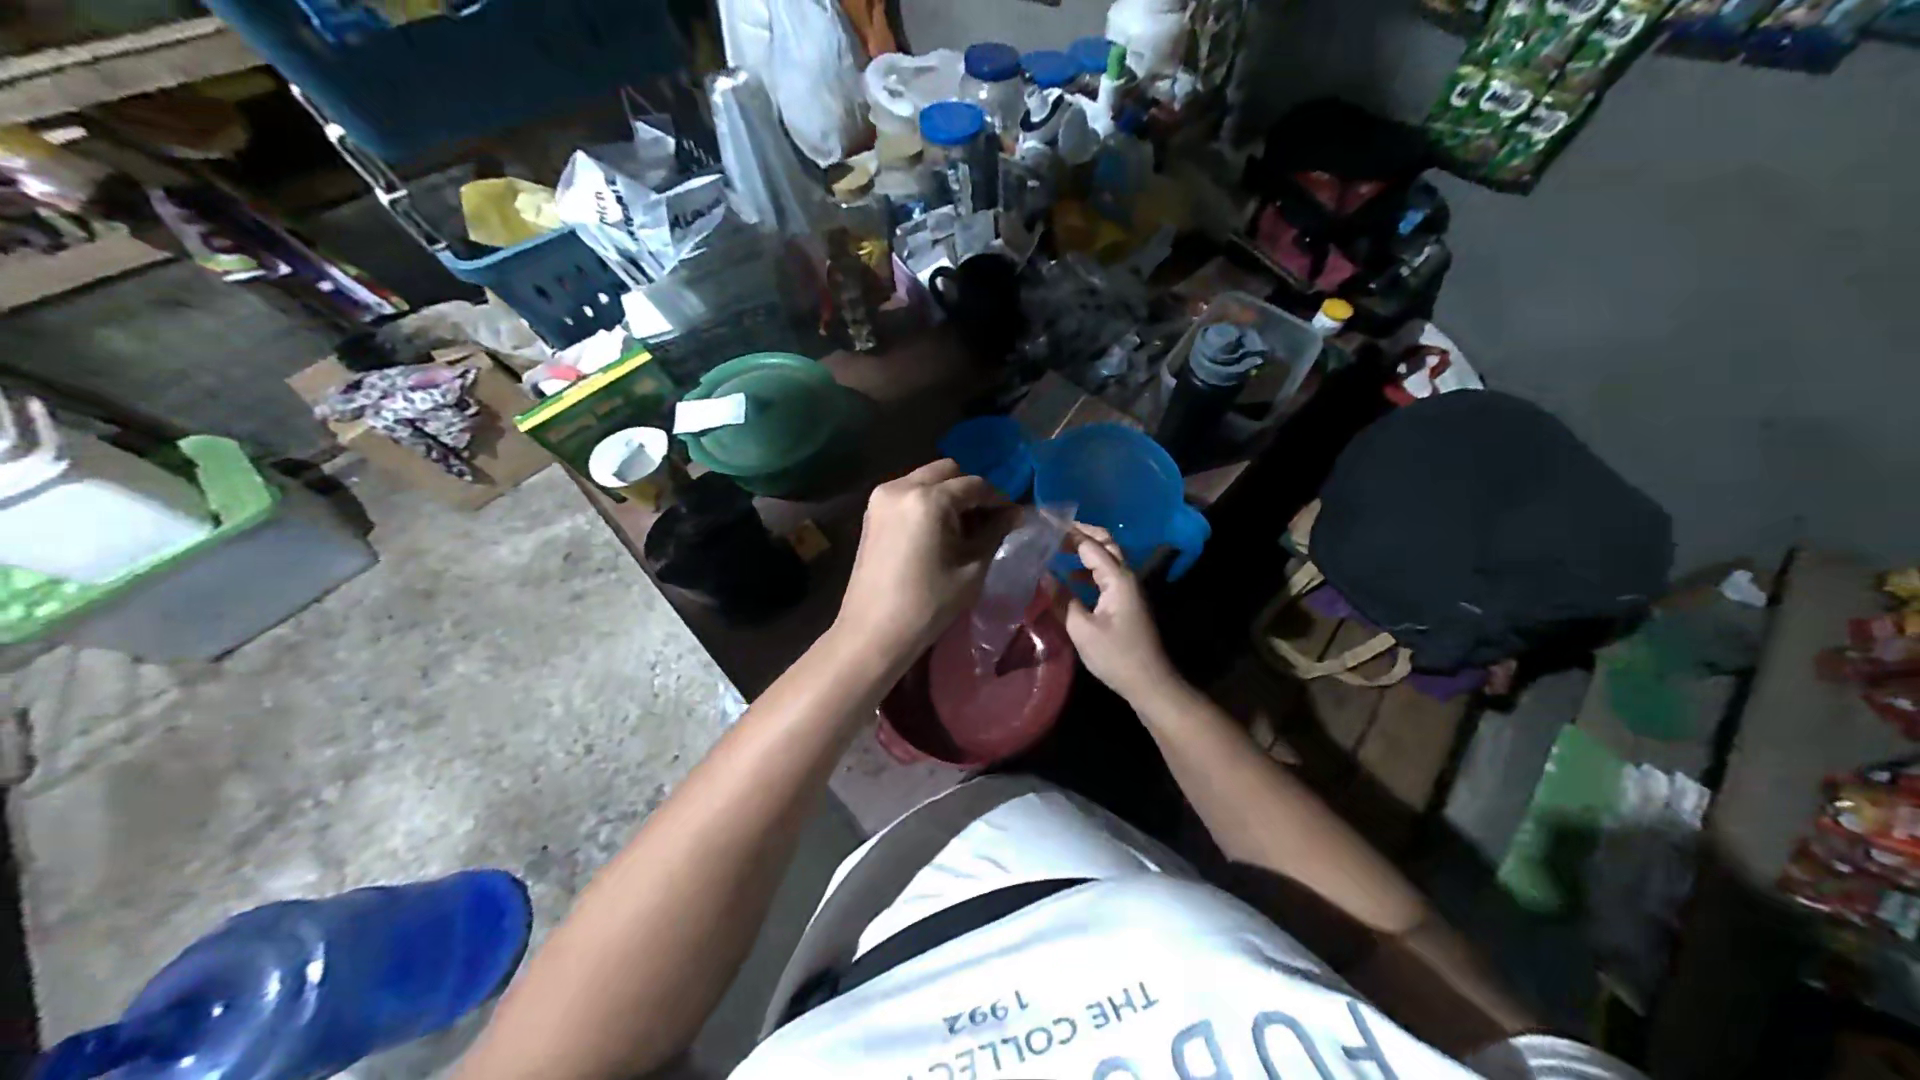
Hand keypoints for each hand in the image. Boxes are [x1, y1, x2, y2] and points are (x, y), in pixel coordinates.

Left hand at [835, 459, 1017, 664]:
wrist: (873, 632)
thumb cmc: (928, 605)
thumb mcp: (972, 569)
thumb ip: (995, 532)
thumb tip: (1015, 513)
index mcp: (928, 499)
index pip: (975, 485)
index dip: (999, 500)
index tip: (1013, 519)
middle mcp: (901, 487)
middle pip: (948, 472)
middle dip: (970, 491)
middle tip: (986, 522)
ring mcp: (881, 497)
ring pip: (926, 479)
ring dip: (948, 495)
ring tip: (962, 529)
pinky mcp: (871, 512)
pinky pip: (908, 493)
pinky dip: (927, 502)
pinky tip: (937, 532)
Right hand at [1060, 525, 1179, 703]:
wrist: (1149, 682)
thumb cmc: (1115, 656)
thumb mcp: (1082, 629)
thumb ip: (1062, 599)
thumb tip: (1043, 576)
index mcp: (1117, 579)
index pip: (1090, 545)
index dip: (1067, 533)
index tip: (1043, 524)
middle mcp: (1126, 577)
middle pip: (1106, 543)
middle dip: (1080, 533)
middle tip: (1053, 532)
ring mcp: (1129, 589)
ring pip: (1108, 558)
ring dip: (1084, 550)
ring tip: (1056, 550)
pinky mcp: (1127, 602)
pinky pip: (1107, 575)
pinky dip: (1088, 569)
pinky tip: (1070, 579)